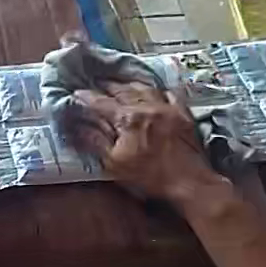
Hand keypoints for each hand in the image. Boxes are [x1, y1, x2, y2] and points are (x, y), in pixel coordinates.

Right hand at [69, 82, 230, 210]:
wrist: (189, 183)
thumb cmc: (148, 176)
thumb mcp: (113, 163)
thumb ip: (95, 141)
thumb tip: (78, 125)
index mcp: (128, 119)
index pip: (101, 103)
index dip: (86, 97)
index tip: (76, 93)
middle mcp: (148, 107)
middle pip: (123, 90)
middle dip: (107, 85)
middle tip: (96, 83)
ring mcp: (168, 109)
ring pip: (145, 88)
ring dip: (129, 84)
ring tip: (120, 83)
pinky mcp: (183, 115)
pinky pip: (169, 94)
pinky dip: (157, 90)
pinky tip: (153, 90)